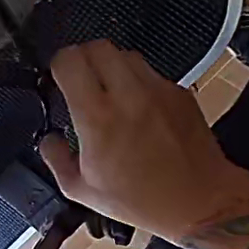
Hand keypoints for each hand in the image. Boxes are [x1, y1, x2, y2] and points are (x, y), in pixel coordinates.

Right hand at [38, 40, 248, 242]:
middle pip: (97, 46)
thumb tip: (49, 141)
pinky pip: (152, 73)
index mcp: (98, 119)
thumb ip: (56, 159)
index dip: (58, 65)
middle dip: (83, 58)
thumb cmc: (145, 201)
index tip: (58, 77)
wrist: (199, 201)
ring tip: (110, 94)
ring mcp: (158, 91)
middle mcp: (129, 97)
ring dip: (112, 67)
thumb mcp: (83, 192)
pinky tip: (139, 109)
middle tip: (81, 79)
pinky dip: (140, 83)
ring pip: (126, 54)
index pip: (69, 61)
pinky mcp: (179, 93)